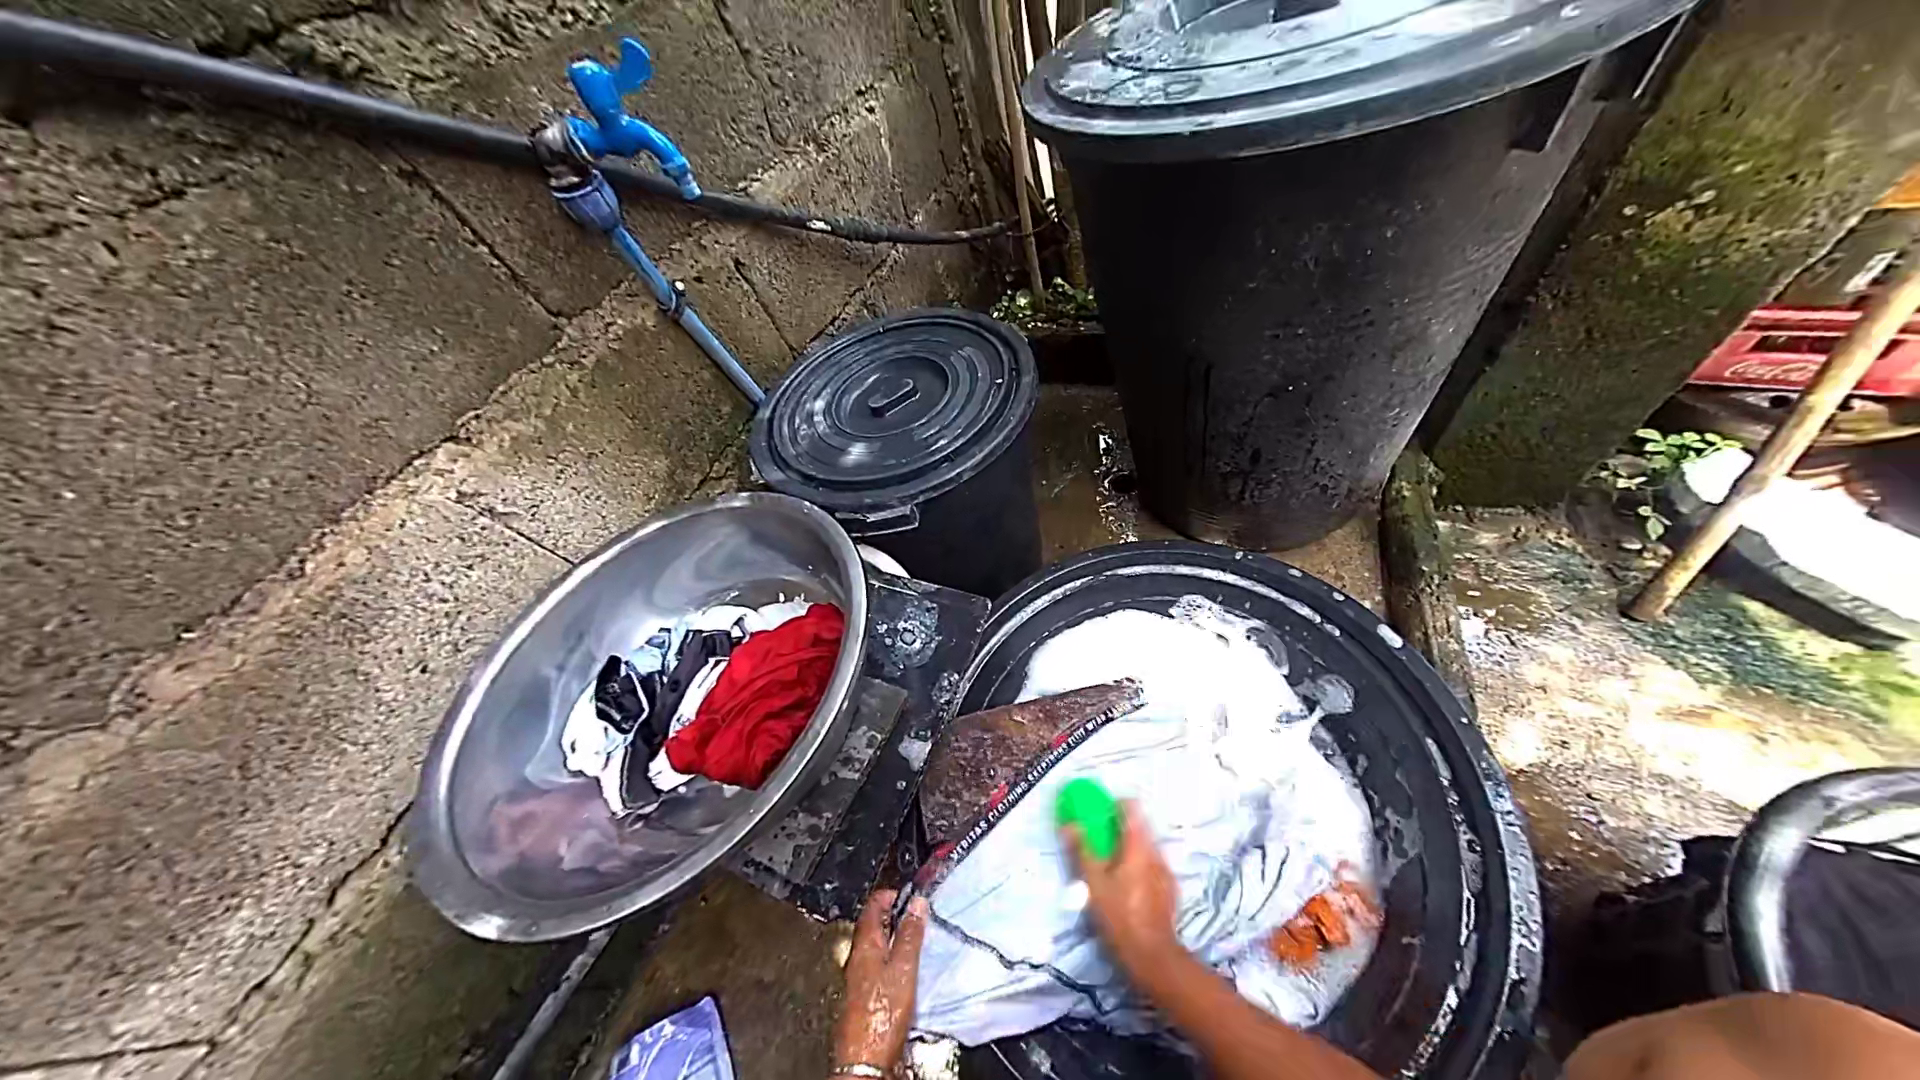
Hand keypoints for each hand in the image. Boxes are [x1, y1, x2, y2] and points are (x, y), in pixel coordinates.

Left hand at [832, 888, 928, 1074]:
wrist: (865, 1059)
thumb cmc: (882, 1013)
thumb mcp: (904, 967)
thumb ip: (910, 934)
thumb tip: (916, 903)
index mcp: (865, 943)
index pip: (873, 904)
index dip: (891, 894)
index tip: (909, 894)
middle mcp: (857, 956)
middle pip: (873, 923)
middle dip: (893, 914)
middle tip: (915, 914)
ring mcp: (858, 977)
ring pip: (875, 945)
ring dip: (893, 936)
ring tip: (914, 938)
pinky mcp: (863, 996)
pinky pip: (877, 964)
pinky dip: (891, 957)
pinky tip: (905, 970)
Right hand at [1063, 800, 1182, 977]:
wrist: (1153, 956)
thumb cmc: (1120, 915)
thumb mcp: (1094, 882)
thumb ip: (1082, 850)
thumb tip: (1070, 824)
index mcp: (1138, 845)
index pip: (1131, 807)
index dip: (1114, 803)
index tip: (1098, 810)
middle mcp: (1156, 851)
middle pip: (1138, 826)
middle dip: (1118, 827)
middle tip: (1097, 838)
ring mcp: (1166, 870)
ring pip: (1145, 846)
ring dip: (1128, 846)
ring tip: (1109, 863)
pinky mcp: (1170, 888)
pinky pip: (1152, 864)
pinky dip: (1138, 864)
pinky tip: (1127, 885)